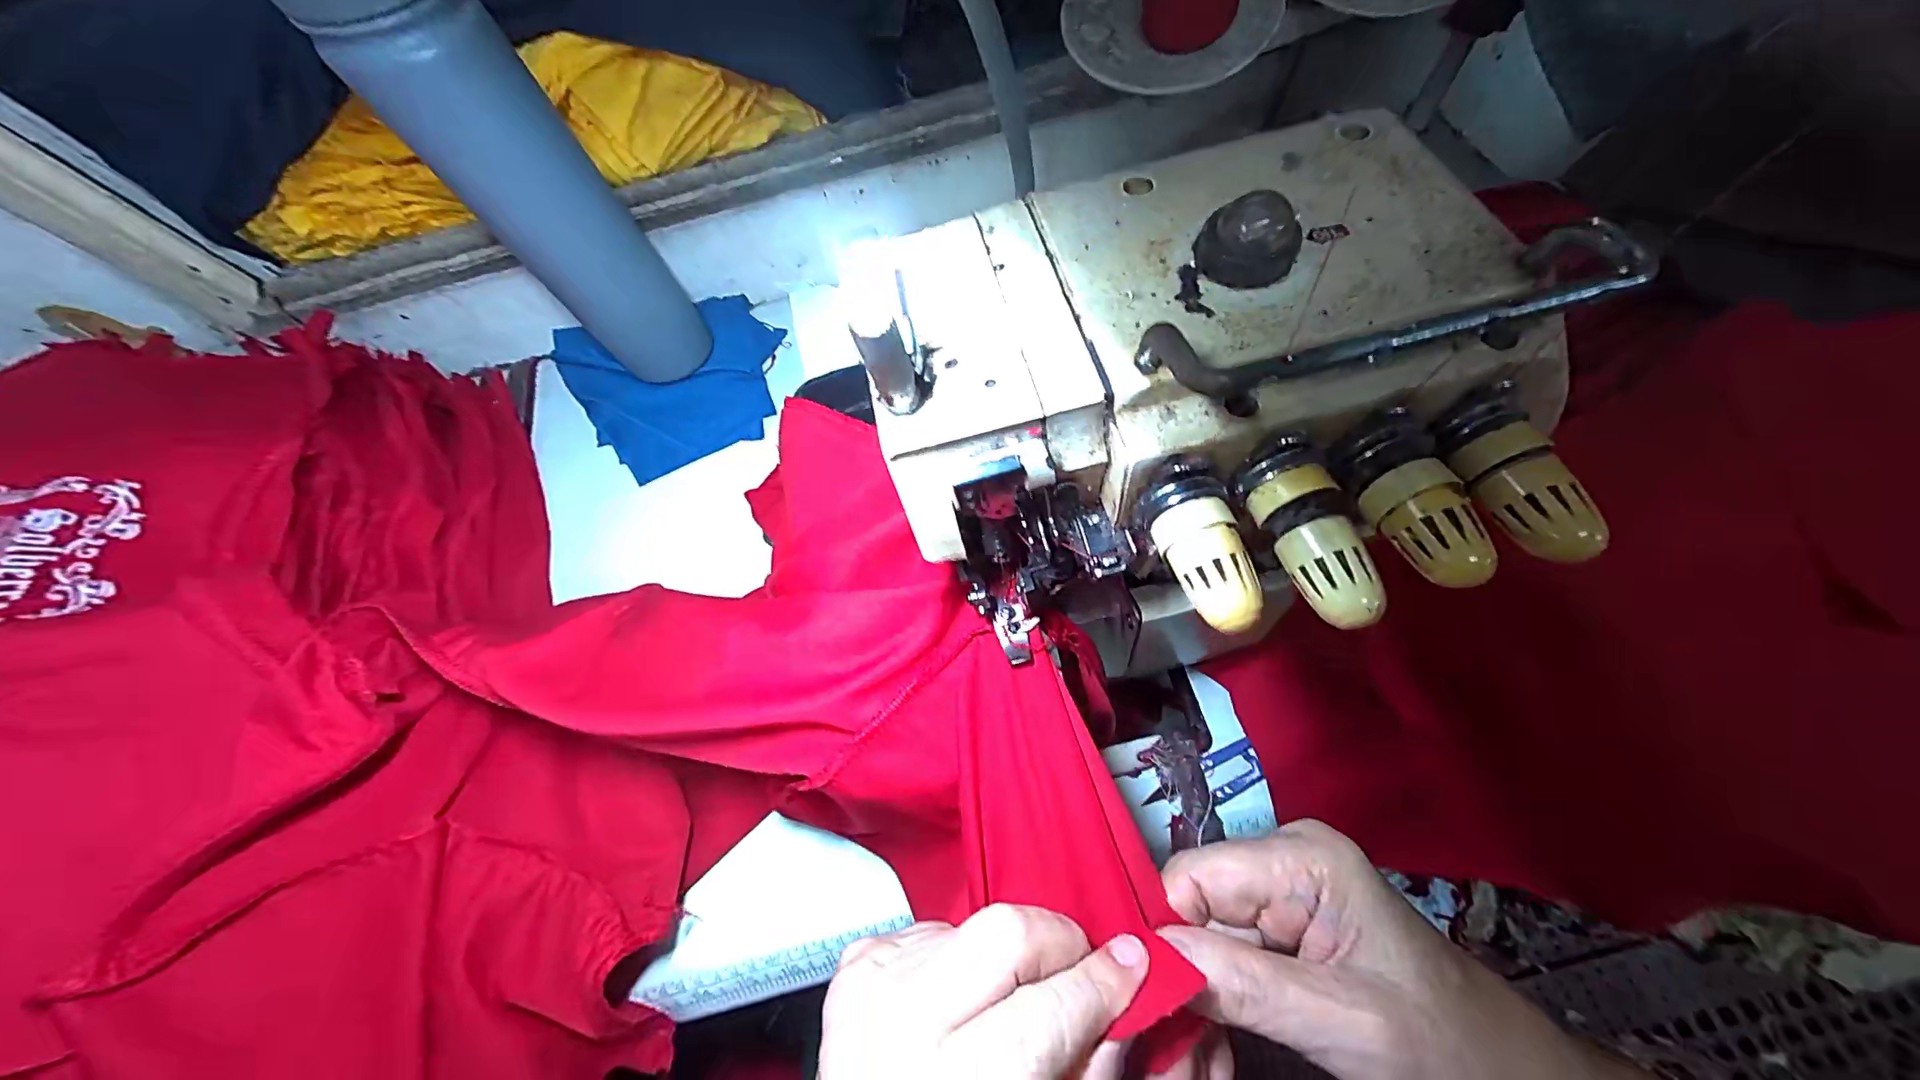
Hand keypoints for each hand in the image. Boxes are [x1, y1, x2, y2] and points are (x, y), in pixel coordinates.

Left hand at [819, 903, 1150, 1079]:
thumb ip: (1083, 1068)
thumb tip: (1122, 1001)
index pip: (1050, 1006)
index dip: (1104, 980)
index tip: (1133, 963)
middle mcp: (904, 1019)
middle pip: (1009, 930)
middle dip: (1060, 942)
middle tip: (1079, 971)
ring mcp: (876, 979)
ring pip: (976, 920)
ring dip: (1008, 953)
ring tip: (1008, 999)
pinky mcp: (860, 958)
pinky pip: (937, 926)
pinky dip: (962, 953)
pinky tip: (959, 997)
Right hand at [1157, 820, 1645, 1079]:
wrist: (1505, 1070)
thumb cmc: (1442, 1044)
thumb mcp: (1344, 1021)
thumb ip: (1245, 984)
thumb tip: (1151, 956)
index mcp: (1301, 857)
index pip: (1192, 875)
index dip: (1167, 931)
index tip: (1157, 996)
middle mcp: (1281, 856)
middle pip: (1193, 902)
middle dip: (1185, 968)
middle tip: (1185, 1041)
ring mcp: (1280, 887)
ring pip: (1201, 929)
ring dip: (1199, 986)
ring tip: (1207, 1048)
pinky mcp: (1281, 918)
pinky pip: (1224, 946)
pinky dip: (1218, 991)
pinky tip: (1225, 1029)